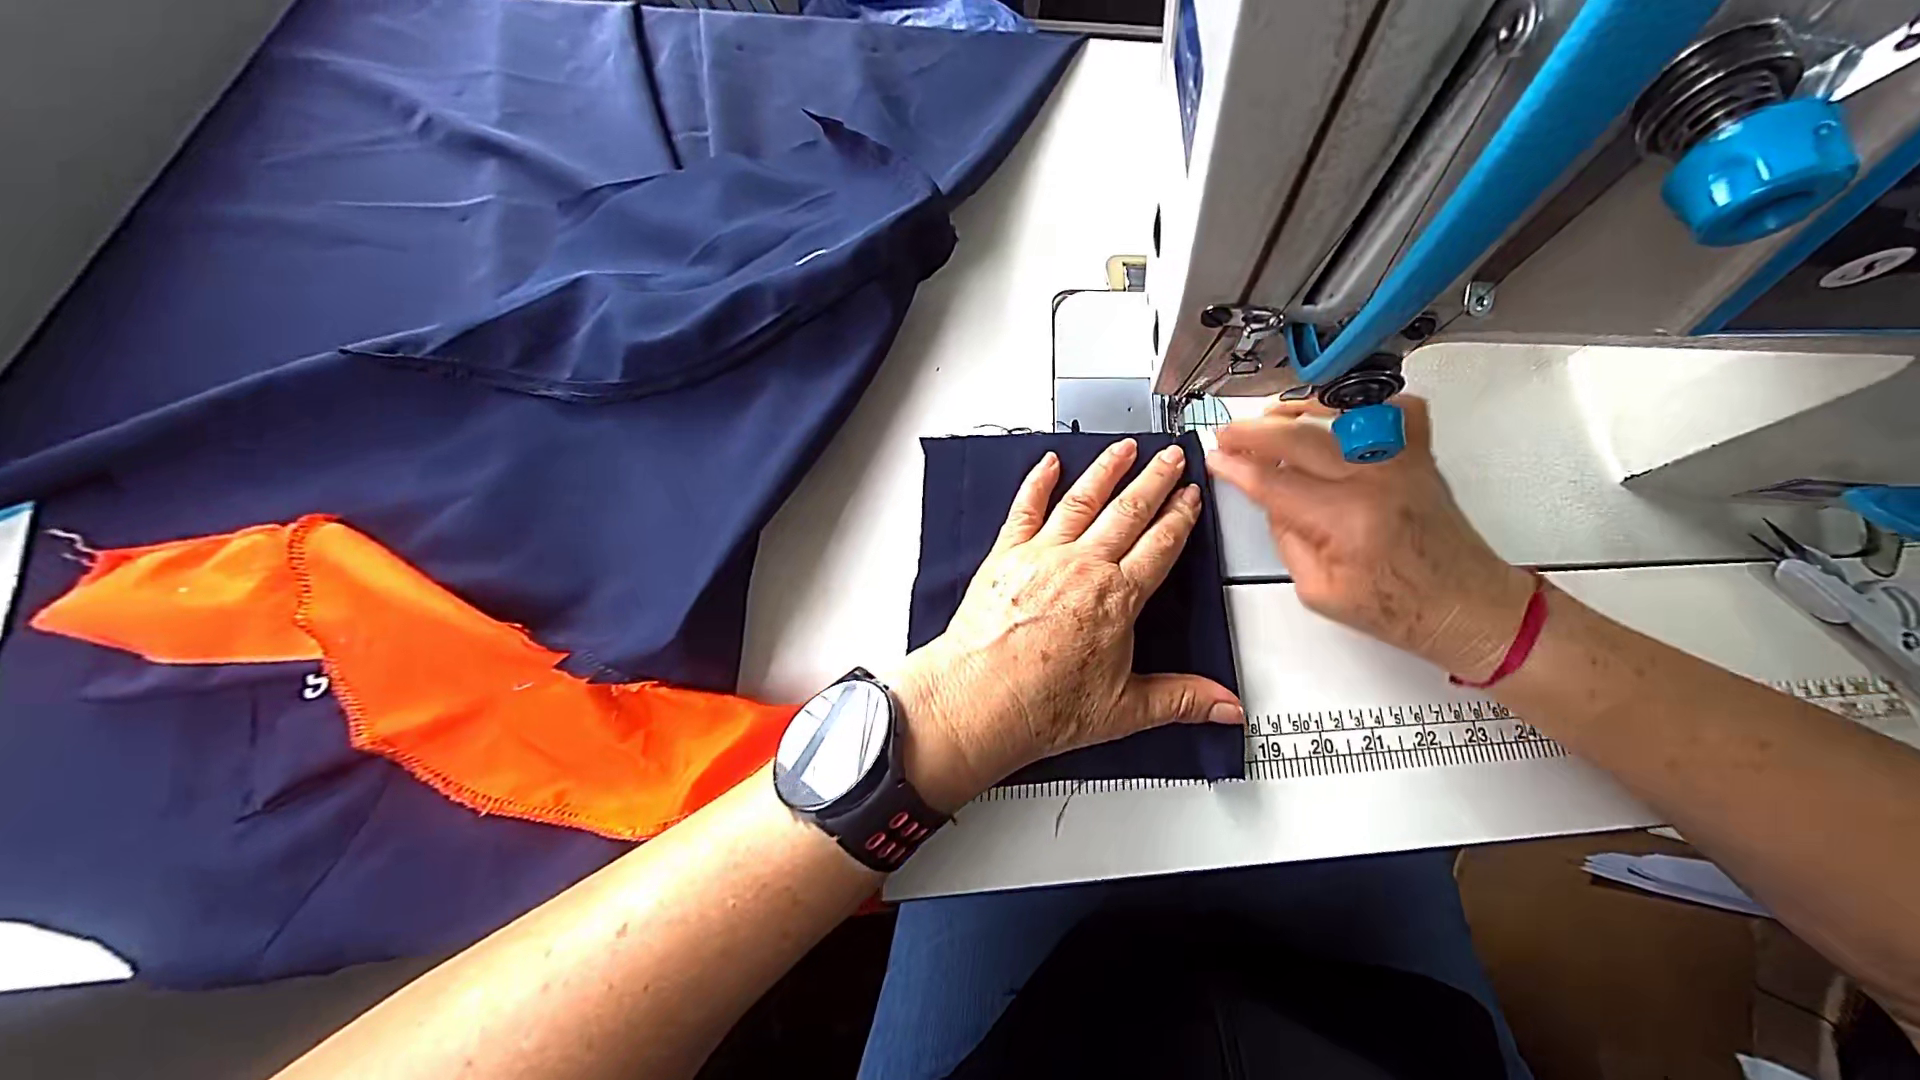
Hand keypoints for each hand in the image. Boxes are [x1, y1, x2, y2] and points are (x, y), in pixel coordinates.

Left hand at [894, 439, 1243, 812]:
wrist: (979, 701)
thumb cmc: (1041, 705)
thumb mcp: (1124, 710)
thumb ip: (1181, 699)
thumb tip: (1225, 708)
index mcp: (1117, 598)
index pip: (1162, 544)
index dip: (1180, 516)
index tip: (1190, 496)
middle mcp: (1082, 567)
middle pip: (1129, 511)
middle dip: (1155, 479)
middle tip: (1171, 457)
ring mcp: (1042, 556)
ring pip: (1083, 499)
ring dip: (1107, 469)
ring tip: (1125, 449)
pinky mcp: (1006, 556)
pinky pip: (1026, 508)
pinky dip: (1038, 482)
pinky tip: (1049, 464)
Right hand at [1206, 396, 1534, 680]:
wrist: (1463, 605)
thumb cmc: (1400, 606)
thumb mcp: (1318, 589)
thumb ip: (1287, 539)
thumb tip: (1270, 500)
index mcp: (1343, 521)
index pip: (1271, 481)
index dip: (1235, 467)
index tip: (1216, 459)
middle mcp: (1373, 482)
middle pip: (1297, 438)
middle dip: (1252, 433)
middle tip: (1229, 434)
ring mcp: (1399, 463)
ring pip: (1339, 413)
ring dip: (1296, 410)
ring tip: (1269, 415)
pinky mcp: (1417, 457)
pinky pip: (1393, 409)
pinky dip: (1361, 403)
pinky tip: (1334, 412)